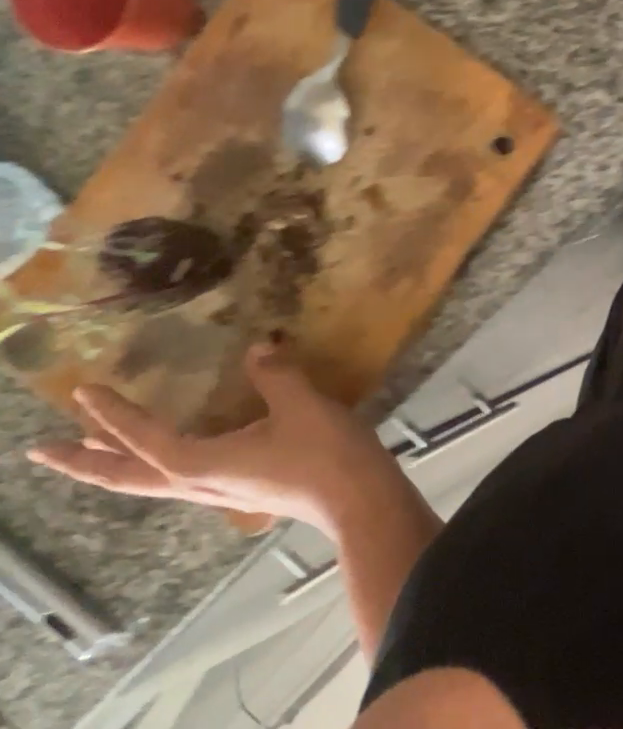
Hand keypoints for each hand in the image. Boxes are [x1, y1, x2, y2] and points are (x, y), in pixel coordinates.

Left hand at [27, 345, 402, 536]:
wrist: (359, 498)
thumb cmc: (325, 453)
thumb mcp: (303, 406)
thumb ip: (276, 375)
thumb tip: (259, 346)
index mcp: (196, 462)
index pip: (140, 435)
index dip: (112, 411)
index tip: (82, 390)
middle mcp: (194, 482)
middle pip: (124, 475)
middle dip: (83, 461)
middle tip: (42, 451)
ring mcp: (217, 493)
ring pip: (148, 481)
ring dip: (115, 466)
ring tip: (95, 452)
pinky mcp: (241, 494)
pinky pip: (176, 480)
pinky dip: (153, 468)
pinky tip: (172, 460)